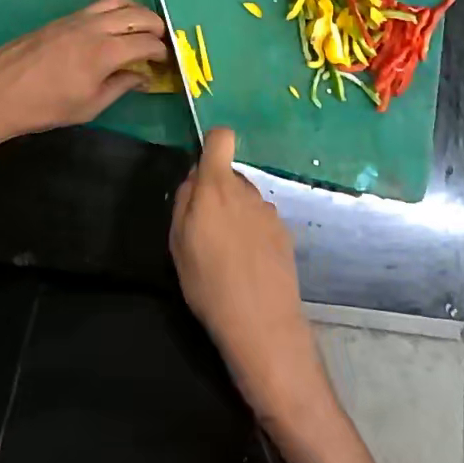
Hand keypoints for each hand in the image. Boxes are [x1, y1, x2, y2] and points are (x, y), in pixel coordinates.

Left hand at [0, 0, 168, 143]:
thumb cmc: (45, 107)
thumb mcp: (89, 106)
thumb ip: (120, 87)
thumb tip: (142, 76)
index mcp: (105, 52)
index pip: (146, 43)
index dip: (162, 51)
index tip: (165, 61)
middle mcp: (95, 27)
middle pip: (137, 15)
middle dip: (156, 25)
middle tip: (161, 41)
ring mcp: (77, 18)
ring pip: (117, 2)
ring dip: (136, 11)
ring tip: (143, 26)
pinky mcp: (63, 18)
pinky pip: (98, 5)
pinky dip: (116, 10)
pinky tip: (115, 25)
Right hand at [170, 128, 320, 417]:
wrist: (261, 324)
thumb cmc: (208, 283)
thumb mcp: (178, 243)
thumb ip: (184, 201)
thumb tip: (194, 178)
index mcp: (217, 187)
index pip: (221, 138)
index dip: (211, 145)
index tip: (201, 171)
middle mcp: (247, 191)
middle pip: (230, 176)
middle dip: (216, 193)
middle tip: (204, 232)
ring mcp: (270, 212)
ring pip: (245, 201)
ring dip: (235, 216)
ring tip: (226, 256)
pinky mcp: (285, 234)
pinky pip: (261, 222)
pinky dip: (252, 235)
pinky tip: (247, 267)